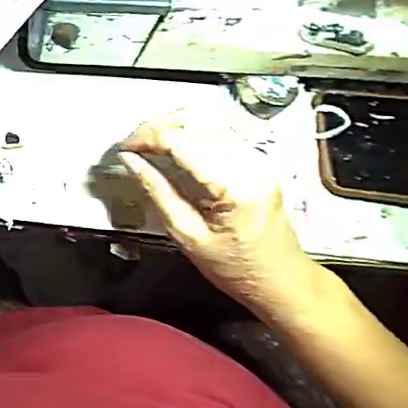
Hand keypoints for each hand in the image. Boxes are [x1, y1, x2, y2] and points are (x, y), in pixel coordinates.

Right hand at [117, 112, 319, 316]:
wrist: (283, 282)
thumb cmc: (236, 269)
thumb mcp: (187, 236)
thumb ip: (157, 192)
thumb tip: (130, 160)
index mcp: (234, 187)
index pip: (182, 142)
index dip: (147, 138)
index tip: (124, 148)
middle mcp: (249, 165)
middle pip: (195, 125)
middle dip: (157, 128)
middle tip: (132, 145)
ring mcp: (256, 161)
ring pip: (206, 124)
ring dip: (172, 128)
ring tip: (147, 145)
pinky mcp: (256, 162)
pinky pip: (217, 135)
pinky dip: (189, 135)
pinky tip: (172, 147)